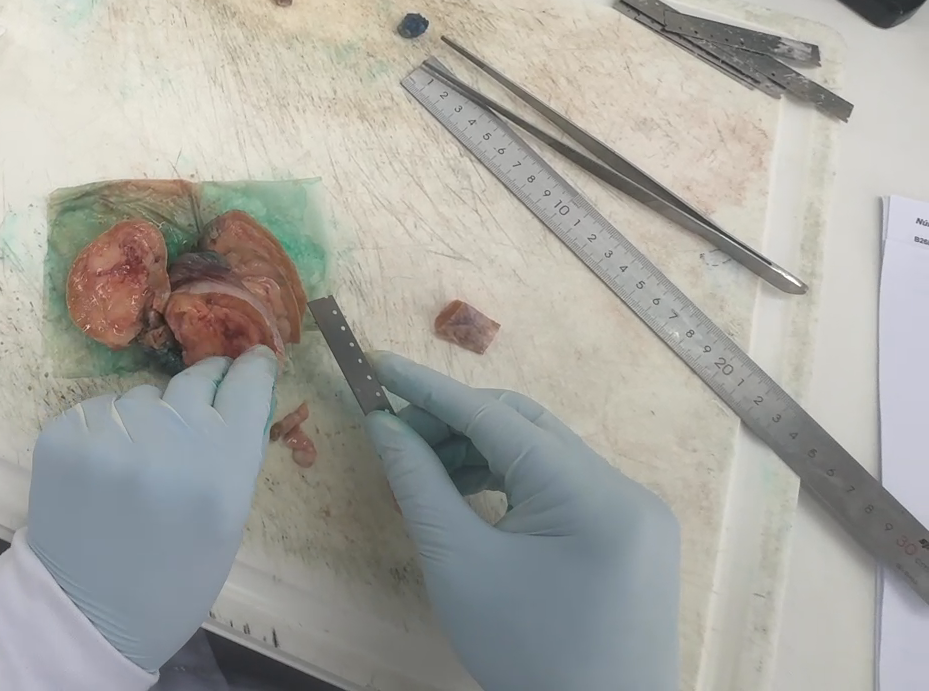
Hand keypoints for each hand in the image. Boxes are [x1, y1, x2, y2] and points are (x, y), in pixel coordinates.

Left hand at [26, 346, 277, 671]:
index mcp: (219, 471)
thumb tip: (238, 389)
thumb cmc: (171, 574)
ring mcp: (108, 435)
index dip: (250, 368)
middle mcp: (166, 443)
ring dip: (146, 415)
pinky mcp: (63, 432)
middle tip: (194, 409)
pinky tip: (103, 467)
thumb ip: (232, 454)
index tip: (252, 357)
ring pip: (140, 395)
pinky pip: (98, 408)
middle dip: (200, 388)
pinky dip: (105, 427)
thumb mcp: (225, 522)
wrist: (86, 608)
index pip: (245, 388)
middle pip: (192, 381)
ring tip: (139, 462)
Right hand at [363, 352, 680, 690]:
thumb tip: (380, 420)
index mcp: (592, 497)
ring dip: (471, 446)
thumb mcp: (455, 558)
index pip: (493, 418)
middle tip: (395, 433)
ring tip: (424, 471)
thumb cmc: (524, 649)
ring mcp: (632, 513)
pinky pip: (552, 477)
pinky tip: (465, 493)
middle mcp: (623, 491)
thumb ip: (416, 477)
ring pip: (534, 446)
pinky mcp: (626, 533)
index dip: (428, 387)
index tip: (378, 362)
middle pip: (519, 423)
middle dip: (449, 418)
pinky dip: (500, 473)